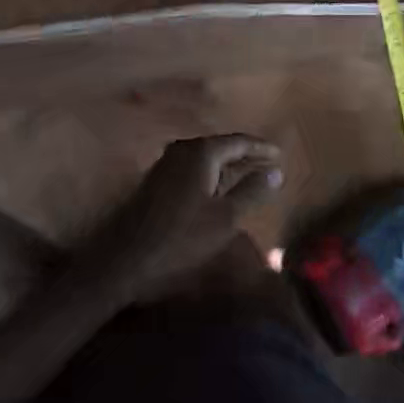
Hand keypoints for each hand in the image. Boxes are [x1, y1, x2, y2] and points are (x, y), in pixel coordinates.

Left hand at [84, 134, 283, 302]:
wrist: (123, 261)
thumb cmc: (180, 239)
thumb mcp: (225, 219)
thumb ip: (252, 192)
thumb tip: (276, 172)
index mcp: (202, 152)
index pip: (239, 141)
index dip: (261, 148)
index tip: (280, 154)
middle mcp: (183, 149)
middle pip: (222, 146)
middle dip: (246, 155)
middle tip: (268, 164)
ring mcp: (166, 163)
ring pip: (206, 158)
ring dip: (228, 166)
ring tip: (249, 176)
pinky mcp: (157, 180)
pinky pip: (193, 168)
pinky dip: (212, 174)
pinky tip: (218, 189)